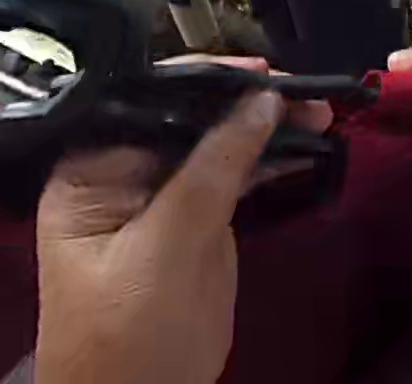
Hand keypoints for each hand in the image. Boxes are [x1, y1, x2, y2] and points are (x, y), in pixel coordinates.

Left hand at [34, 89, 282, 383]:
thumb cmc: (129, 339)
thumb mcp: (168, 247)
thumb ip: (215, 167)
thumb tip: (263, 99)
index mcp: (94, 166)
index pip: (151, 101)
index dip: (207, 80)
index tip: (260, 72)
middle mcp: (126, 168)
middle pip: (191, 115)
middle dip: (246, 101)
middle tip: (299, 91)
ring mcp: (164, 191)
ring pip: (218, 140)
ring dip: (266, 125)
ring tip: (316, 111)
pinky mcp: (195, 216)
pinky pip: (233, 172)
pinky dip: (269, 157)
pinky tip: (303, 143)